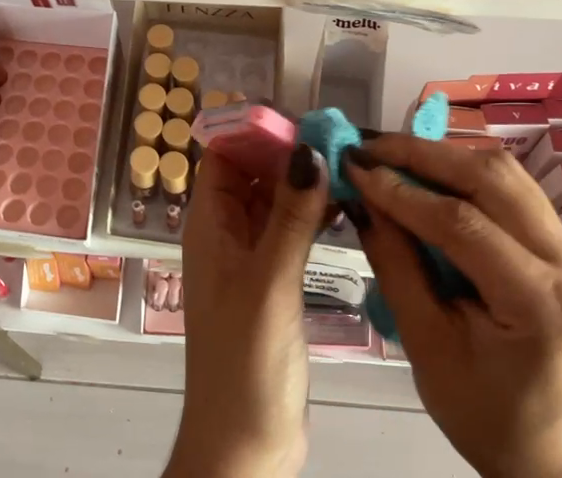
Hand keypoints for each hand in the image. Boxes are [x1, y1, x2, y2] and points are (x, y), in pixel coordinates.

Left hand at [163, 143, 328, 477]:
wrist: (246, 441)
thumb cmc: (246, 361)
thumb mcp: (269, 281)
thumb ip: (289, 216)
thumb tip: (307, 147)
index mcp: (209, 226)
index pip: (225, 156)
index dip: (258, 132)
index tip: (305, 120)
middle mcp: (226, 235)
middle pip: (252, 173)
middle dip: (289, 152)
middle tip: (343, 140)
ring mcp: (251, 259)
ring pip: (275, 201)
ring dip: (305, 182)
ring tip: (353, 167)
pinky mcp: (274, 283)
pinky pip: (290, 232)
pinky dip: (313, 216)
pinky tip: (349, 210)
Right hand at [345, 135, 561, 477]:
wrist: (547, 448)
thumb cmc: (481, 412)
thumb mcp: (425, 346)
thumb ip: (397, 265)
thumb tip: (363, 198)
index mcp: (541, 304)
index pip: (463, 223)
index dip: (402, 190)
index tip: (353, 167)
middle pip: (492, 179)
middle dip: (422, 155)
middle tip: (367, 147)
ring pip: (505, 173)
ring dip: (443, 157)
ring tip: (389, 156)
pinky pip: (511, 190)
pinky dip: (461, 174)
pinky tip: (423, 175)